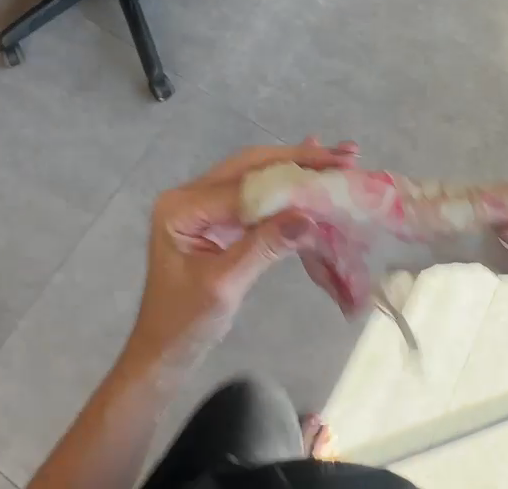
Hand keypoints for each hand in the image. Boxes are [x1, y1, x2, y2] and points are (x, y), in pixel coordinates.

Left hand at [124, 138, 358, 372]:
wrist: (163, 352)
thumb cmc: (185, 324)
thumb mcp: (224, 286)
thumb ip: (263, 247)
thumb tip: (308, 217)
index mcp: (182, 207)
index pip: (243, 184)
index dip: (289, 178)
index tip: (331, 174)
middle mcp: (190, 195)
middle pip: (251, 166)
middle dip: (299, 159)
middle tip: (345, 155)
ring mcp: (202, 203)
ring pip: (255, 173)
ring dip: (295, 165)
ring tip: (337, 156)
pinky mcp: (215, 216)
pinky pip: (253, 192)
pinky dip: (283, 182)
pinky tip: (308, 168)